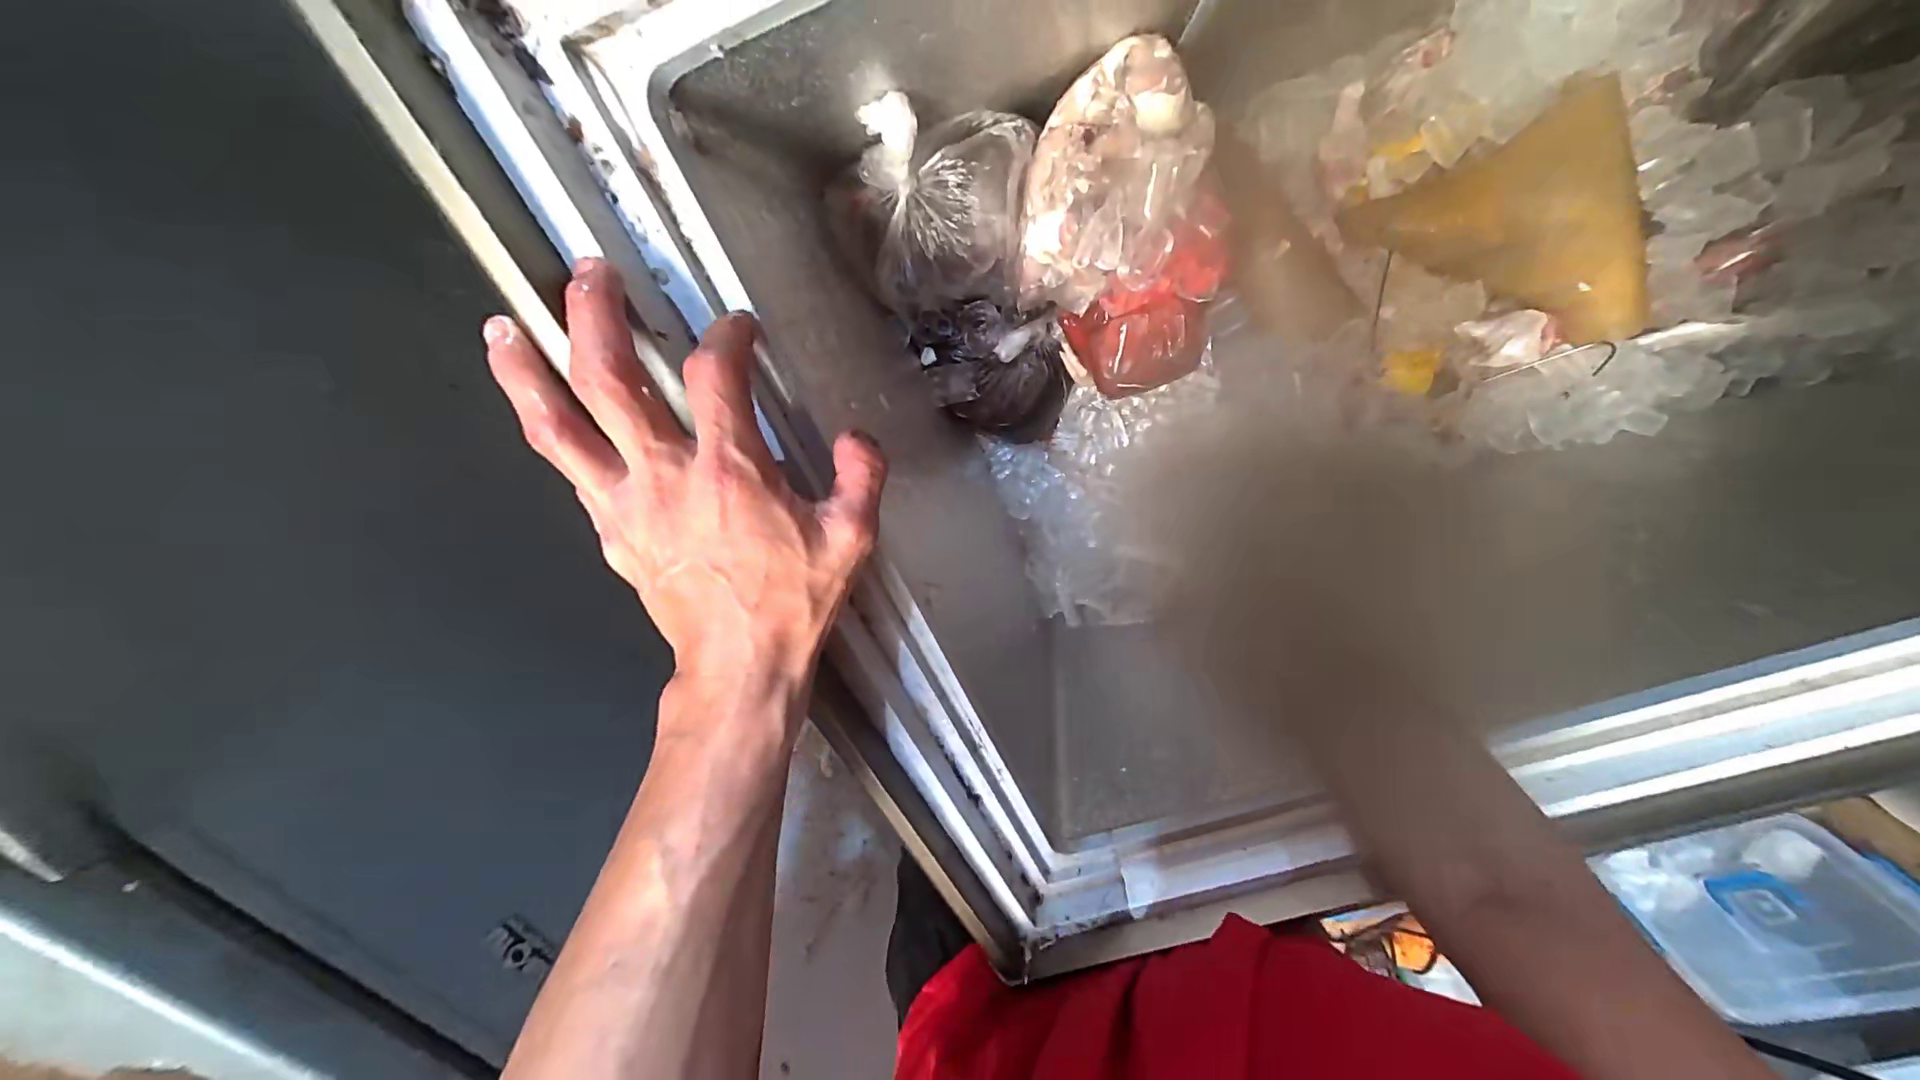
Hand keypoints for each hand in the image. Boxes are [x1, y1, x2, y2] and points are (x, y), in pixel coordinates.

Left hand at [483, 258, 885, 728]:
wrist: (739, 663)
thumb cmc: (793, 601)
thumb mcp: (851, 538)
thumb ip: (862, 476)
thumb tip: (857, 436)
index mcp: (731, 469)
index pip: (719, 374)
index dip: (728, 336)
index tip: (738, 328)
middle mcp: (667, 473)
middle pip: (611, 377)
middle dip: (595, 315)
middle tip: (588, 272)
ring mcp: (627, 502)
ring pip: (559, 424)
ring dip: (528, 370)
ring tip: (503, 328)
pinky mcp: (610, 529)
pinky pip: (569, 470)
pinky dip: (548, 431)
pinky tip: (539, 411)